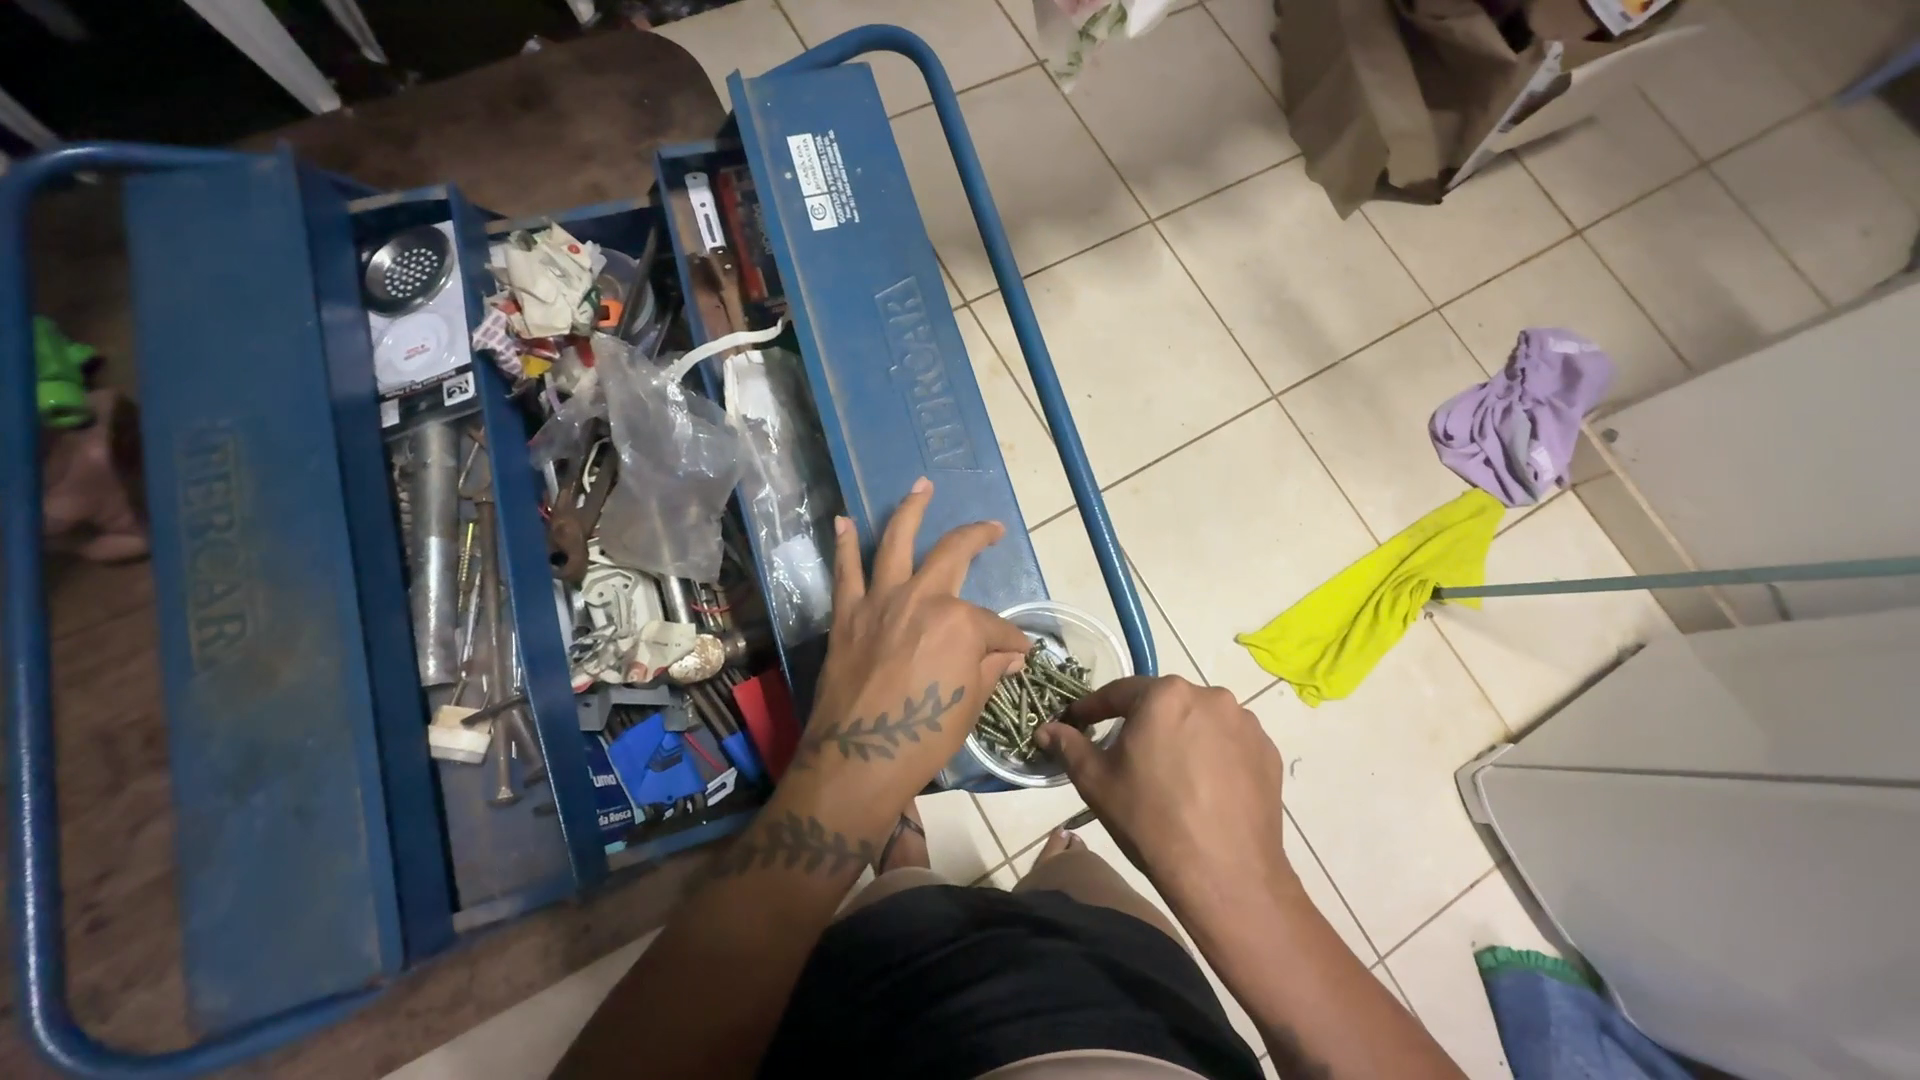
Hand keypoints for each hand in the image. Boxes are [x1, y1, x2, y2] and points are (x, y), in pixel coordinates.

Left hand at [795, 478, 1031, 809]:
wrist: (857, 759)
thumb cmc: (923, 737)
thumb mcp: (970, 704)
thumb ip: (990, 668)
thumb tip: (1011, 654)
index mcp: (960, 622)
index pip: (996, 627)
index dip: (1011, 643)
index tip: (1018, 655)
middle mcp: (922, 598)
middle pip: (953, 555)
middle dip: (978, 537)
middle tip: (992, 528)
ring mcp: (880, 601)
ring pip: (896, 541)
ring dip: (911, 509)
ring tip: (921, 485)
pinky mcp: (847, 615)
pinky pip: (845, 571)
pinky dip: (844, 544)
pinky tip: (842, 520)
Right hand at [1037, 677, 1295, 912]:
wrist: (1225, 874)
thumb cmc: (1150, 820)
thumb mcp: (1096, 782)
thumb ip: (1069, 746)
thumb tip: (1046, 729)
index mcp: (1164, 695)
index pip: (1119, 692)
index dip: (1094, 709)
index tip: (1078, 723)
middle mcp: (1209, 696)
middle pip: (1163, 704)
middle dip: (1142, 723)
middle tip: (1125, 755)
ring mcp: (1245, 723)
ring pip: (1199, 721)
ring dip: (1180, 737)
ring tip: (1168, 774)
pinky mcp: (1268, 752)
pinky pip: (1228, 743)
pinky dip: (1212, 756)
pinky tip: (1202, 788)